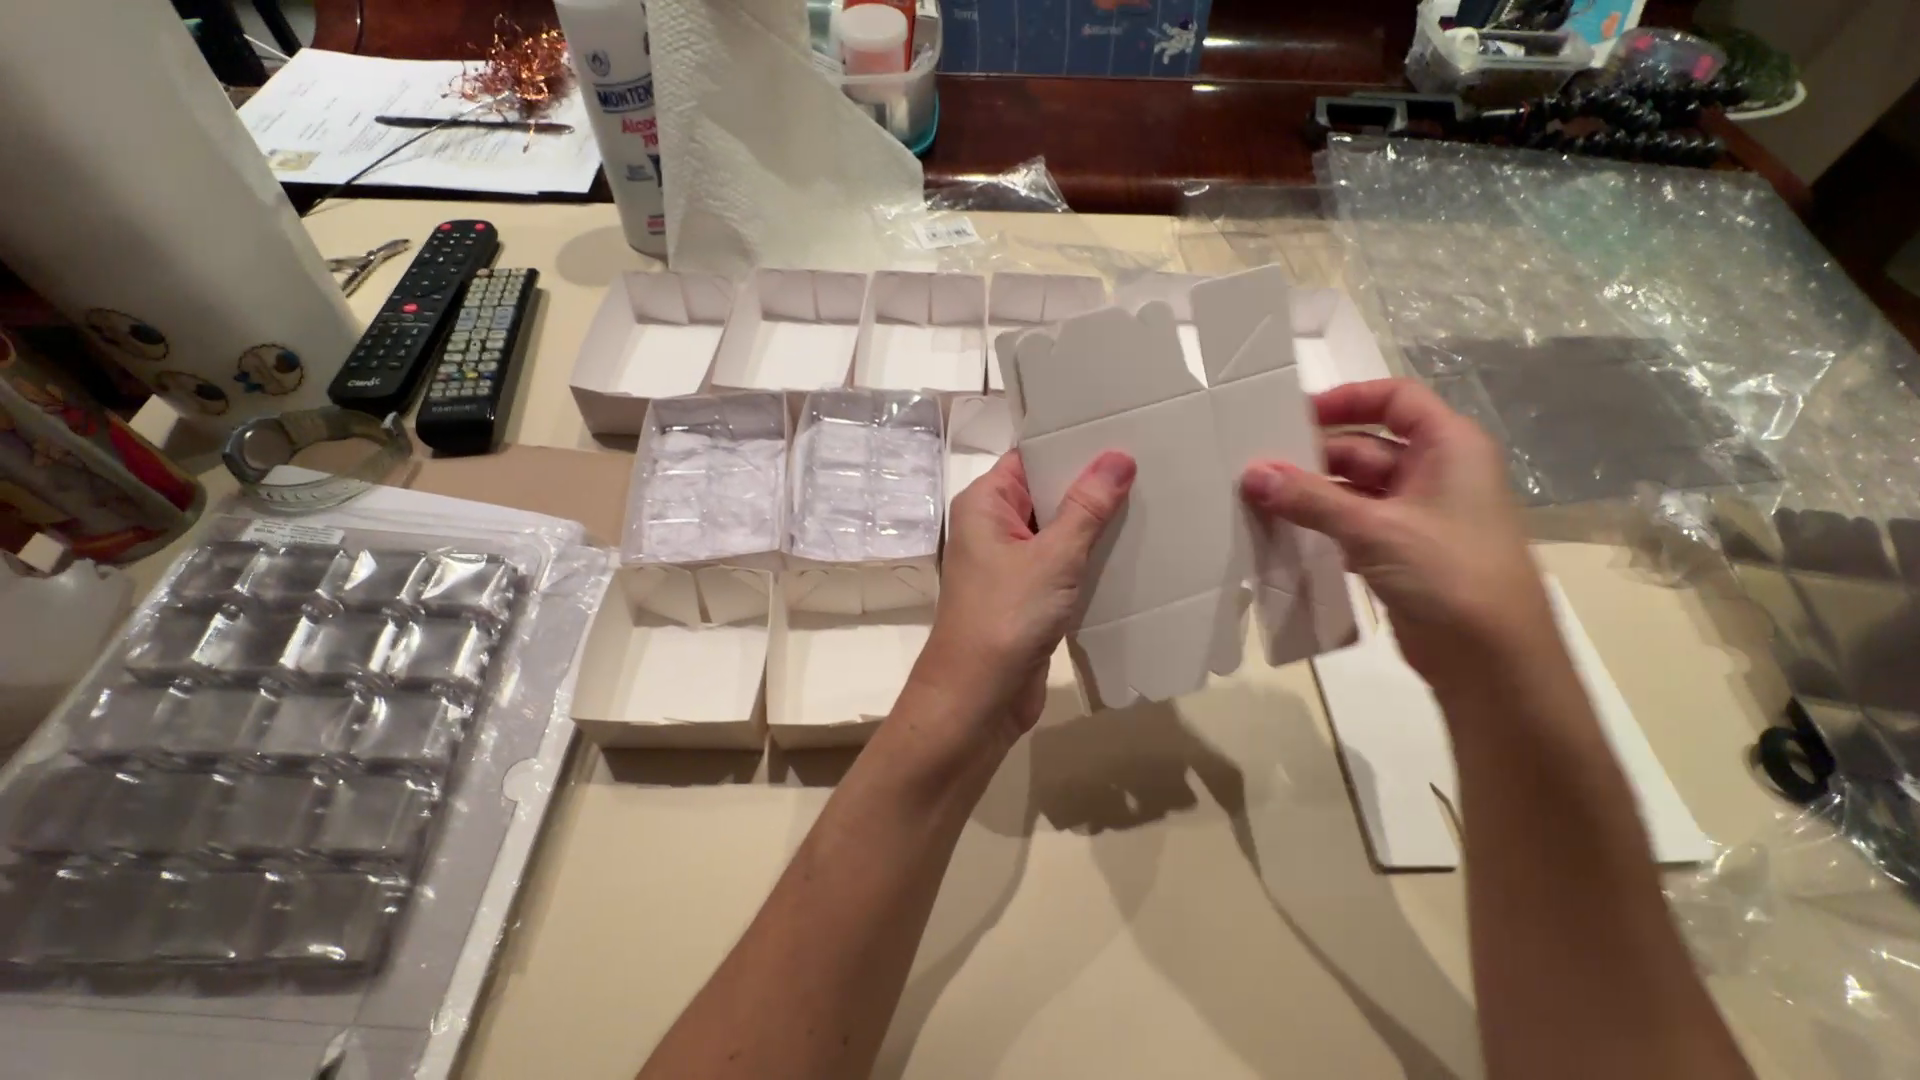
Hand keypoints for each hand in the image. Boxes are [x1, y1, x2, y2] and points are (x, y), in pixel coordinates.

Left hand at [910, 450, 1134, 741]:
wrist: (978, 698)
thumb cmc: (1006, 617)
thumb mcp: (1053, 557)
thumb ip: (1086, 507)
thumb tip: (1118, 457)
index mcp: (985, 504)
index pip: (1029, 457)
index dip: (1071, 443)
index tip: (1121, 429)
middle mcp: (993, 528)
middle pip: (1046, 492)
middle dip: (1092, 483)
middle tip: (1151, 462)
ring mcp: (1009, 565)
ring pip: (1057, 531)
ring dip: (1095, 525)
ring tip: (1153, 500)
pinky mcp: (1027, 597)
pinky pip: (1062, 566)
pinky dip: (1090, 560)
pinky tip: (1133, 551)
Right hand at [1240, 379, 1556, 694]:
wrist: (1492, 660)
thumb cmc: (1449, 573)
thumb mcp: (1375, 529)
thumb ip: (1310, 499)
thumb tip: (1252, 474)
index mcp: (1450, 447)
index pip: (1396, 399)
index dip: (1347, 399)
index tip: (1294, 415)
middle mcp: (1436, 472)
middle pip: (1365, 446)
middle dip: (1313, 457)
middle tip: (1257, 469)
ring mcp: (1418, 515)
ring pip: (1354, 490)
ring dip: (1312, 496)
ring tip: (1259, 502)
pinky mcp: (1402, 553)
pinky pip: (1353, 526)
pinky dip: (1321, 527)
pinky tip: (1283, 536)